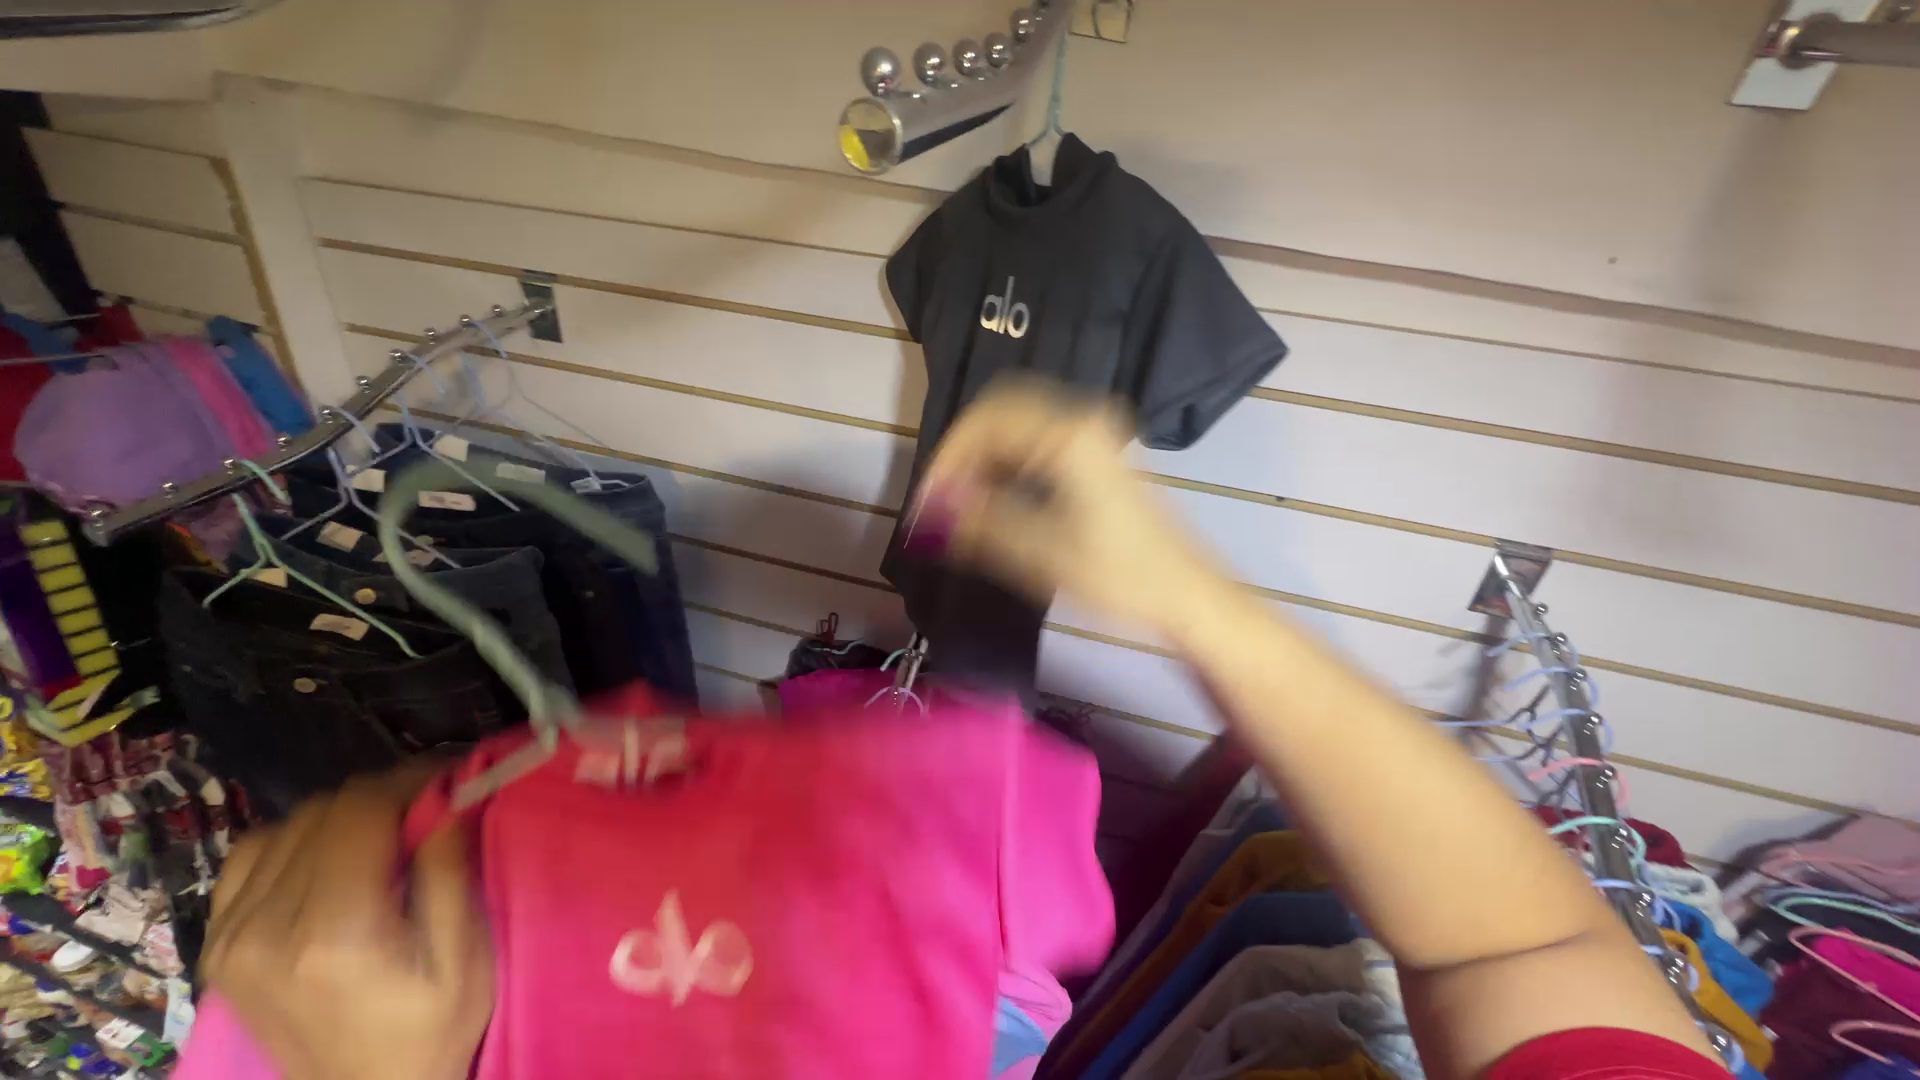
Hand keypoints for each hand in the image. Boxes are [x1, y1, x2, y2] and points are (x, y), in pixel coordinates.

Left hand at [204, 767, 492, 1079]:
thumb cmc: (433, 1026)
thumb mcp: (464, 953)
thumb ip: (448, 870)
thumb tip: (450, 796)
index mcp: (332, 932)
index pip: (359, 810)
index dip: (412, 777)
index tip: (455, 775)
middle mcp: (265, 929)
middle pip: (324, 810)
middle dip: (387, 792)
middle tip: (436, 802)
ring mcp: (230, 939)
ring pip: (289, 824)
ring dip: (346, 813)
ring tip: (391, 829)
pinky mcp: (219, 945)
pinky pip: (253, 856)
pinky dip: (299, 839)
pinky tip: (335, 855)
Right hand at [916, 377, 1231, 638]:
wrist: (1187, 591)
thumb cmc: (1121, 576)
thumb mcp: (1042, 555)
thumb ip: (982, 522)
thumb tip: (929, 506)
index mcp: (1069, 437)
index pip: (987, 422)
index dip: (948, 458)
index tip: (927, 501)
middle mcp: (1082, 418)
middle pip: (1000, 409)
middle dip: (963, 450)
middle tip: (941, 497)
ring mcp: (1094, 431)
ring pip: (1018, 420)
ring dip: (984, 454)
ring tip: (962, 501)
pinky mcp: (1099, 449)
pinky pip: (1038, 435)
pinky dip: (1008, 457)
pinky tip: (996, 494)